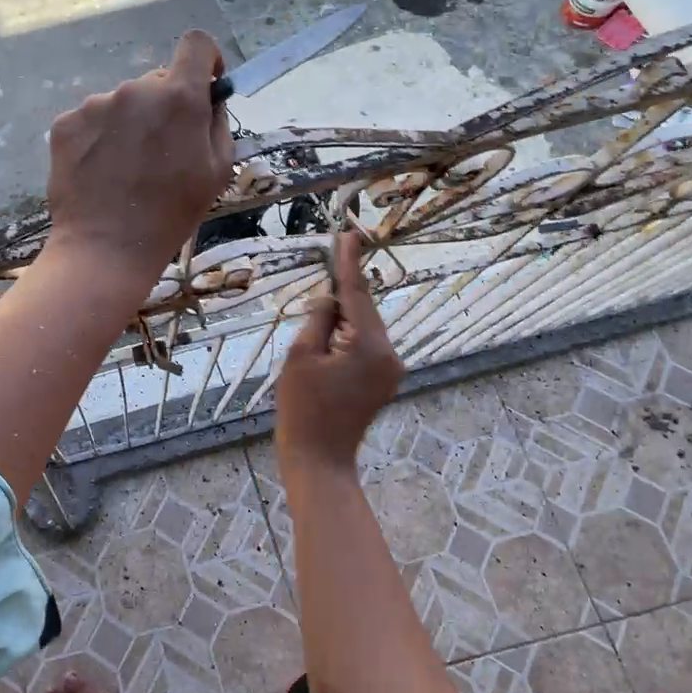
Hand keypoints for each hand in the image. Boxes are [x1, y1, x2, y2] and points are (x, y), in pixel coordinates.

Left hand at [45, 31, 233, 283]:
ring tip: (126, 170)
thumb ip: (216, 123)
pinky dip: (98, 139)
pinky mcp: (64, 123)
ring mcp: (95, 104)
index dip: (204, 58)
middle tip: (161, 151)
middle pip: (156, 82)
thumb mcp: (217, 171)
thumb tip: (209, 98)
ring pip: (121, 104)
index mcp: (178, 97)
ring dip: (129, 125)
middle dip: (163, 107)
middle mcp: (134, 89)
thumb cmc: (171, 214)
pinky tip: (100, 172)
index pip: (195, 43)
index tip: (203, 82)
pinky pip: (91, 121)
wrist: (105, 247)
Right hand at [275, 232, 404, 472]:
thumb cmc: (302, 408)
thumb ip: (318, 319)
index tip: (349, 234)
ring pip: (363, 328)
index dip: (349, 263)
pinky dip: (346, 339)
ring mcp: (391, 369)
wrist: (319, 457)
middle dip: (339, 299)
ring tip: (312, 342)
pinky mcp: (385, 380)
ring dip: (340, 323)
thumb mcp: (300, 356)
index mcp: (370, 346)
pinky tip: (325, 350)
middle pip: (362, 311)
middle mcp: (389, 354)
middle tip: (319, 288)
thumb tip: (328, 298)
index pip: (356, 294)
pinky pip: (365, 346)